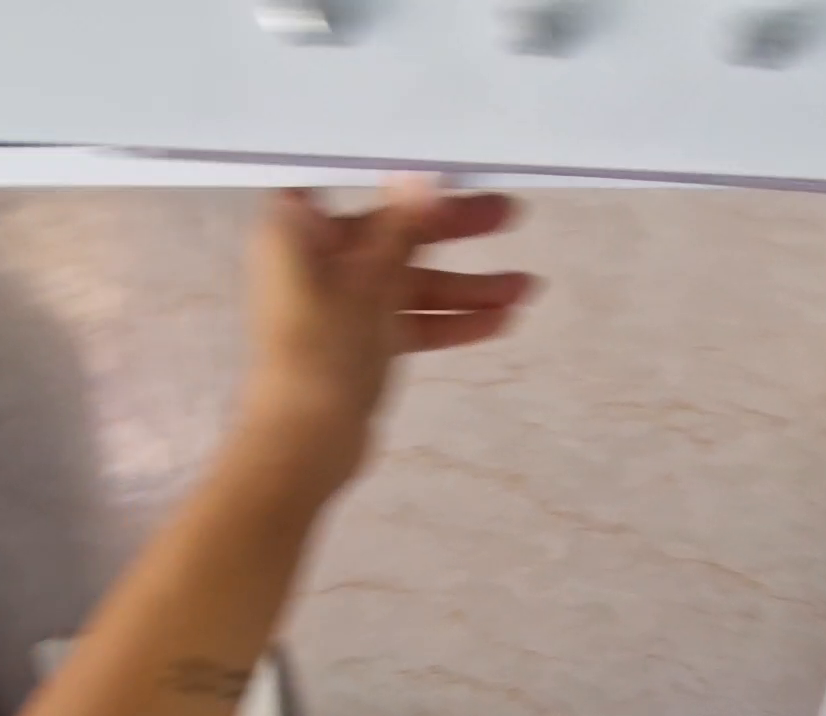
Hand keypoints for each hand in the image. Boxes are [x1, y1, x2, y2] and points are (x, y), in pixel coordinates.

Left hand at [238, 177, 534, 483]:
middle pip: (394, 232)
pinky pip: (411, 322)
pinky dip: (448, 322)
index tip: (446, 161)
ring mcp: (344, 305)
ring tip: (526, 288)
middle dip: (453, 230)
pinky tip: (499, 321)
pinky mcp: (363, 344)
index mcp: (299, 230)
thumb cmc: (323, 350)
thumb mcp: (367, 282)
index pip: (349, 180)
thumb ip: (399, 228)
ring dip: (466, 287)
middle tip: (508, 214)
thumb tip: (422, 176)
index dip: (396, 170)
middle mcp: (320, 260)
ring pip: (411, 284)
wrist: (305, 443)